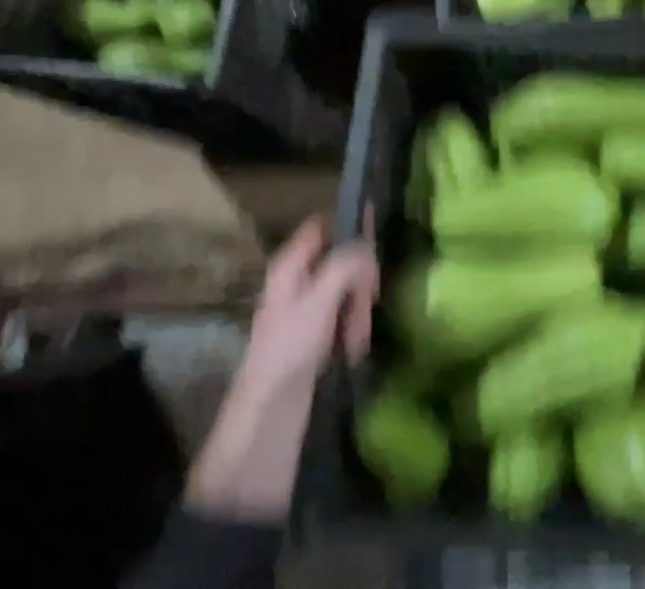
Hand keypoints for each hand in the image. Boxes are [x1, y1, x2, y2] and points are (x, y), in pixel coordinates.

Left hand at [186, 214, 376, 520]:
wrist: (269, 416)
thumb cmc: (288, 353)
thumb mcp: (317, 304)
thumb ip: (343, 269)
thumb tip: (367, 245)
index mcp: (289, 269)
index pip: (320, 229)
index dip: (347, 228)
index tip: (375, 239)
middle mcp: (298, 285)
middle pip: (341, 262)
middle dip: (359, 281)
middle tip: (368, 301)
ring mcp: (308, 314)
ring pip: (347, 293)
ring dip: (359, 312)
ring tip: (356, 338)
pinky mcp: (318, 340)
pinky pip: (346, 321)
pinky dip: (353, 332)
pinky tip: (354, 350)